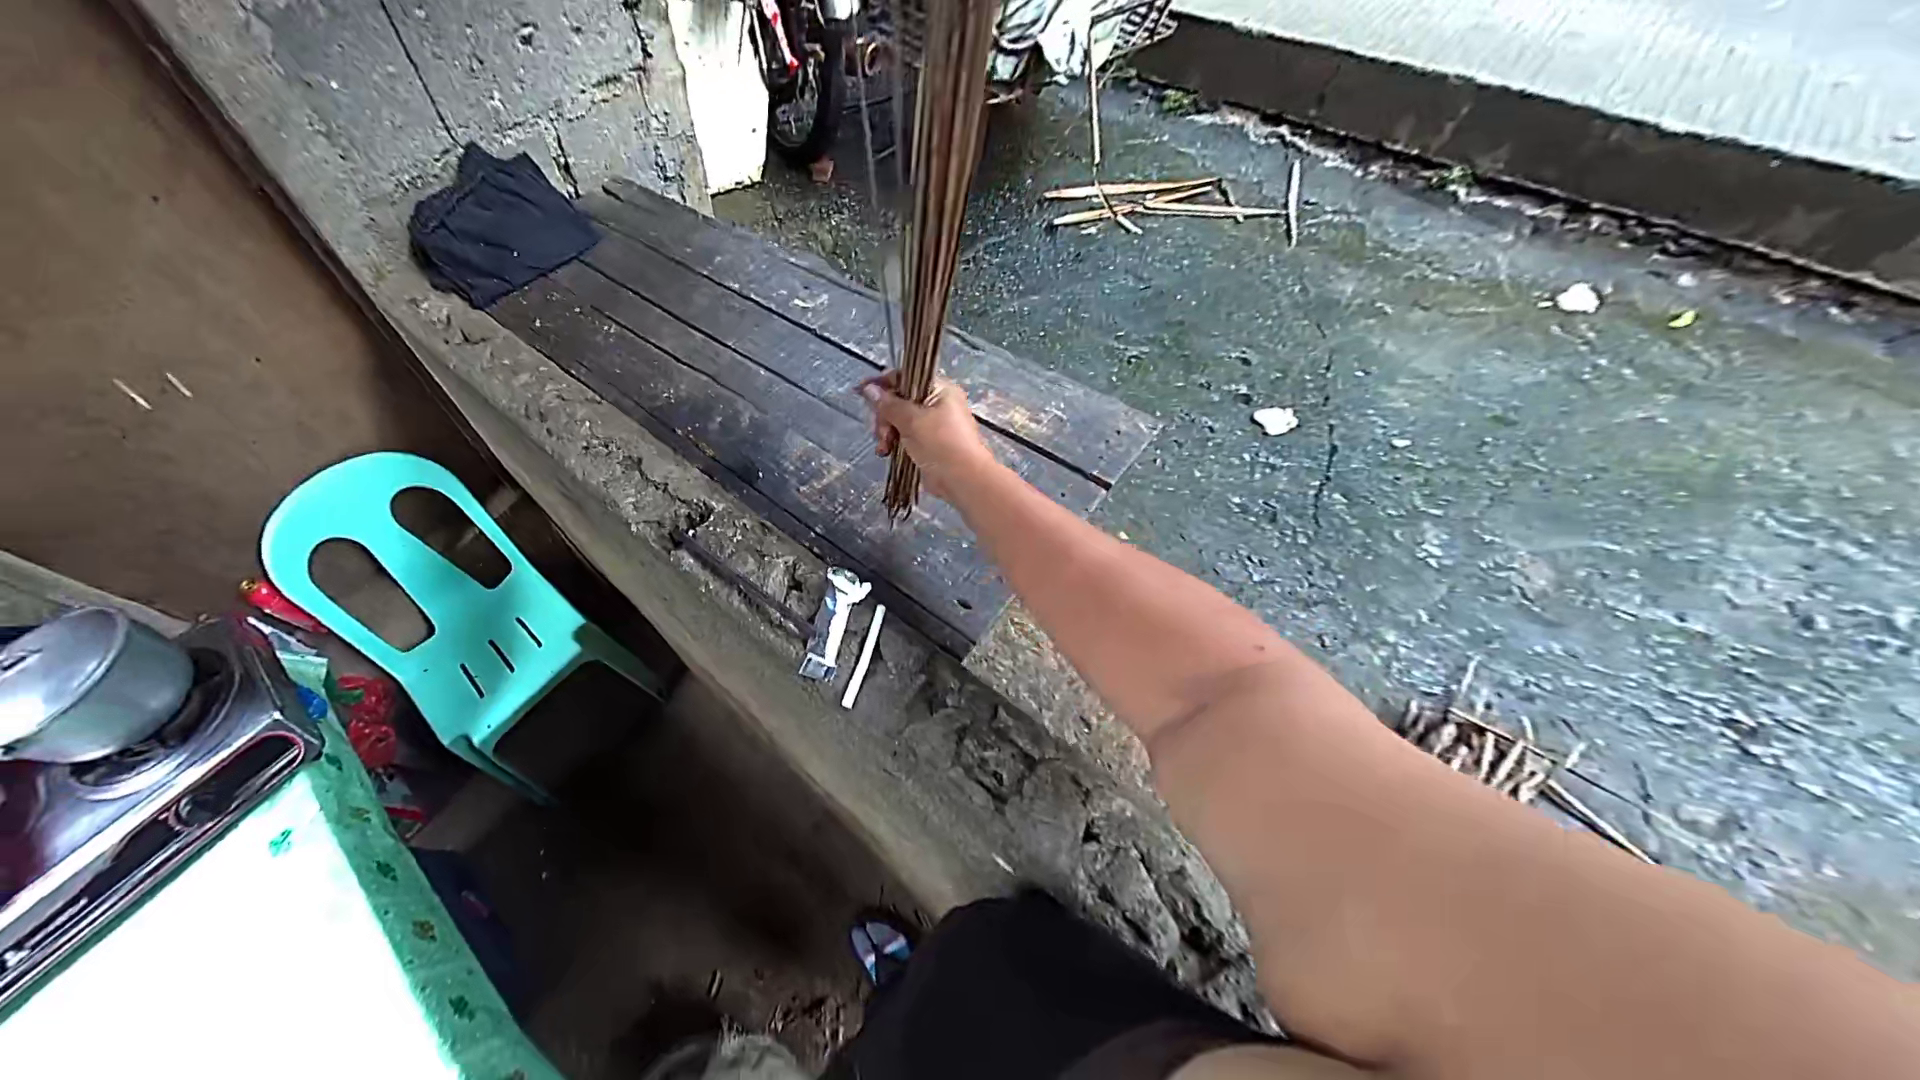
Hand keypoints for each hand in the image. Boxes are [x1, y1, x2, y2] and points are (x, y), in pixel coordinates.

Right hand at [858, 373, 994, 498]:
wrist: (962, 479)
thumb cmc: (941, 443)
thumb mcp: (912, 420)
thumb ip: (888, 404)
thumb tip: (869, 389)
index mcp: (939, 389)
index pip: (906, 377)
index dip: (883, 383)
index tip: (862, 391)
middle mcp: (936, 403)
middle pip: (899, 400)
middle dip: (884, 415)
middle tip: (880, 430)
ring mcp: (932, 424)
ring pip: (898, 420)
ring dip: (886, 431)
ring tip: (885, 445)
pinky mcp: (927, 443)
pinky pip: (904, 436)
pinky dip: (893, 442)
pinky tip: (886, 451)